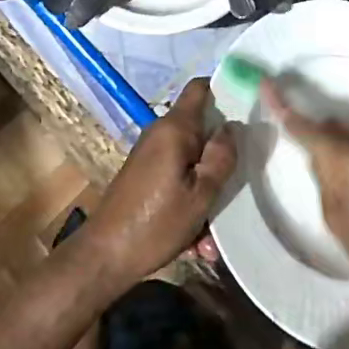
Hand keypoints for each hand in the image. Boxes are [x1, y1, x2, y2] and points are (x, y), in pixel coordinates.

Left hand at [77, 78, 236, 290]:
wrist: (101, 260)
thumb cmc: (154, 224)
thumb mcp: (201, 194)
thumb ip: (222, 156)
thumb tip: (232, 127)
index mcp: (174, 128)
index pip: (200, 87)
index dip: (225, 88)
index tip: (247, 105)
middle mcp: (160, 133)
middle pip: (201, 128)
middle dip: (219, 154)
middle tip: (240, 176)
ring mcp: (150, 155)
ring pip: (191, 159)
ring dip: (205, 186)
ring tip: (214, 225)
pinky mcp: (145, 175)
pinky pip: (177, 176)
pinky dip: (189, 198)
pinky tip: (196, 237)